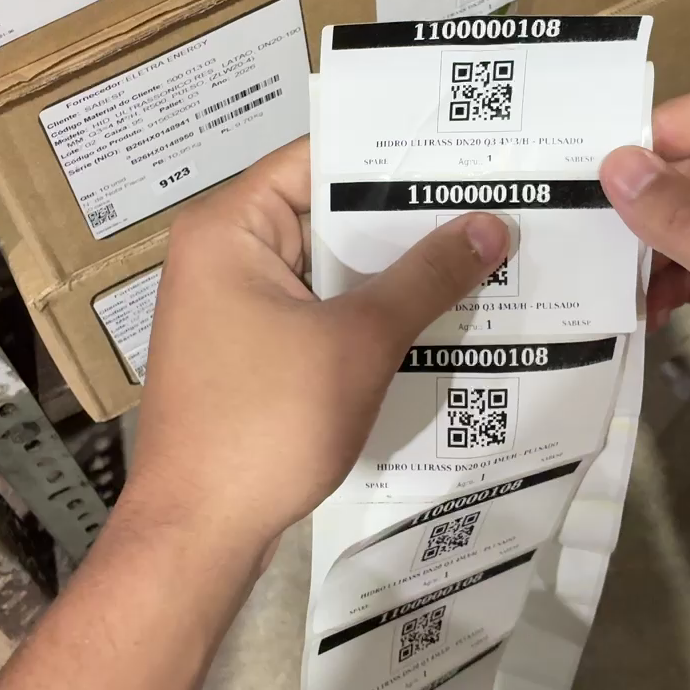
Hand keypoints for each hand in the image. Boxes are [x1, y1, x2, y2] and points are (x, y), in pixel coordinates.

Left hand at [121, 139, 509, 551]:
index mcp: (229, 226)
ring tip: (475, 251)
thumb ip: (425, 276)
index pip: (317, 160)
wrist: (197, 534)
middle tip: (486, 203)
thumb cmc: (268, 420)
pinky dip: (363, 309)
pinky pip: (314, 308)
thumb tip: (492, 225)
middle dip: (402, 218)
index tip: (460, 155)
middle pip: (323, 213)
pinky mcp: (247, 346)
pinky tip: (429, 312)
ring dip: (389, 268)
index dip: (390, 156)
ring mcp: (233, 303)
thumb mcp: (357, 340)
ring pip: (325, 266)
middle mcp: (224, 252)